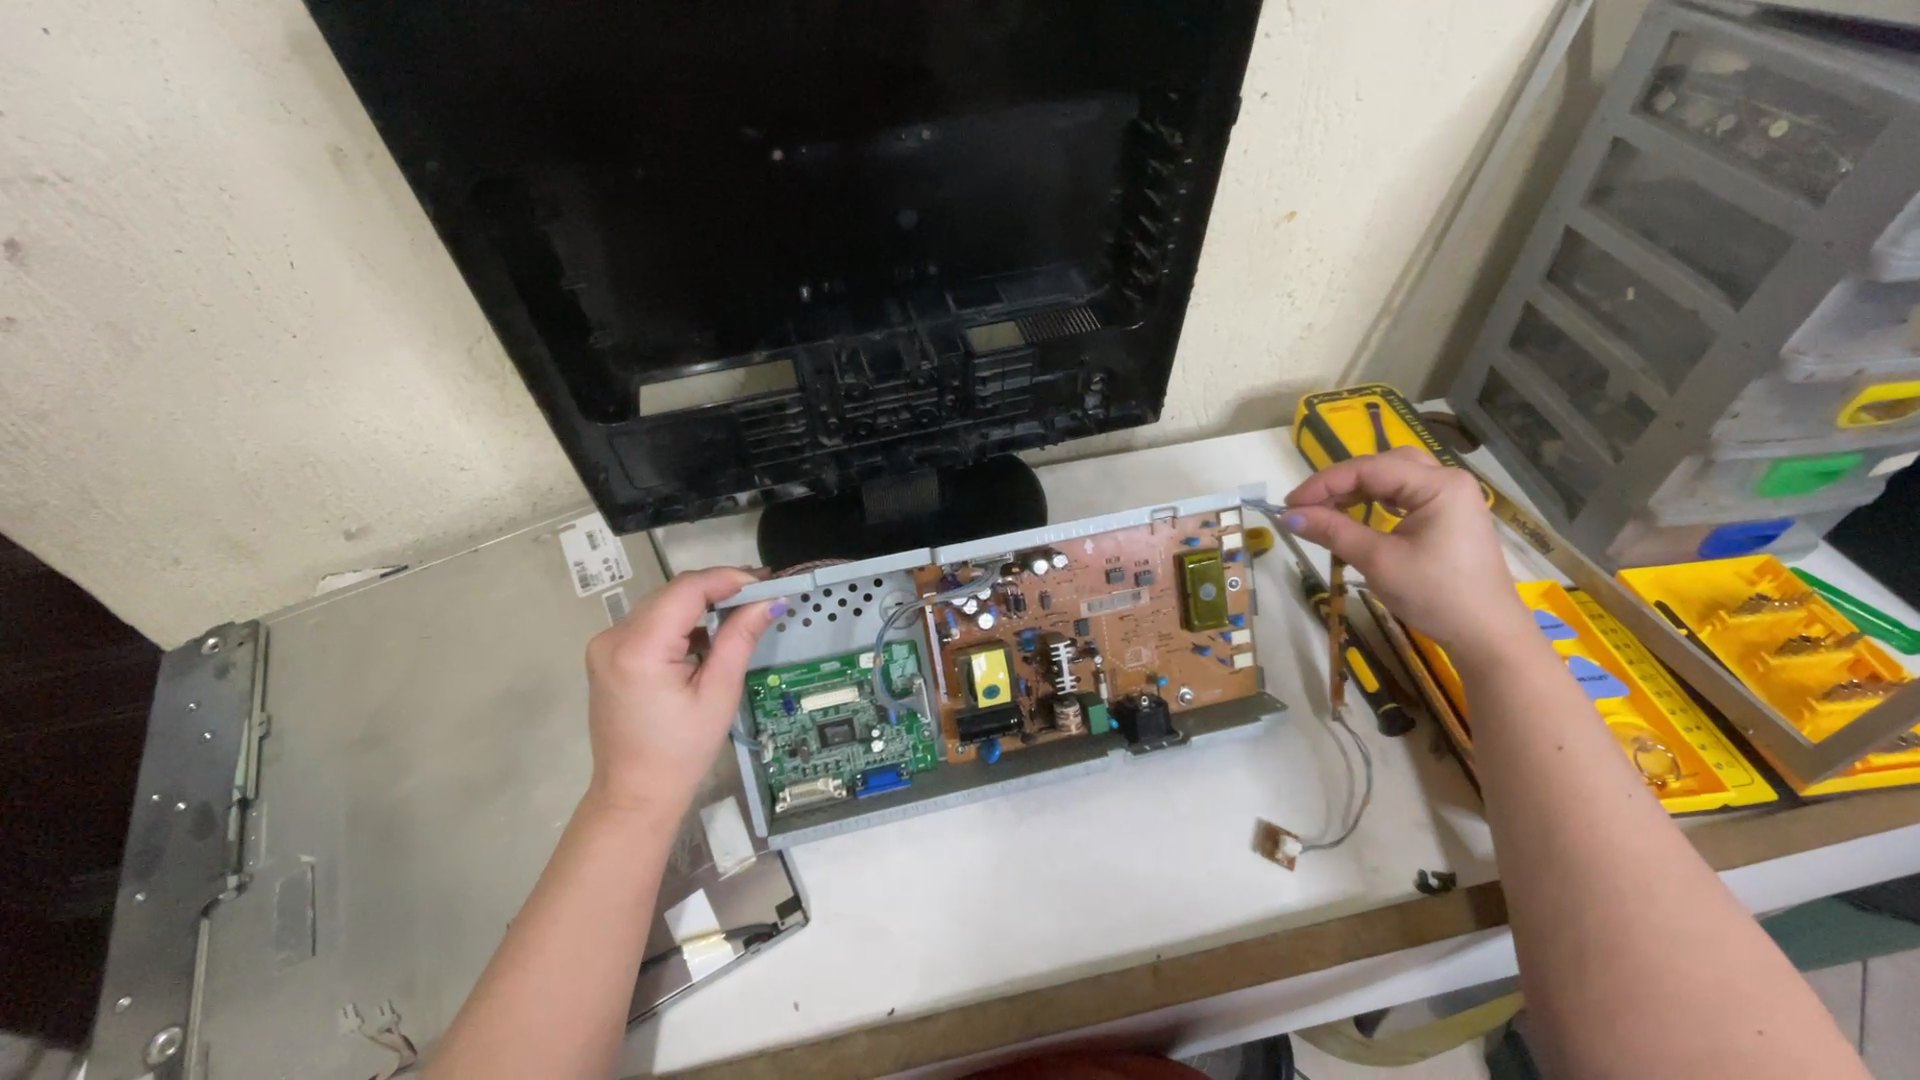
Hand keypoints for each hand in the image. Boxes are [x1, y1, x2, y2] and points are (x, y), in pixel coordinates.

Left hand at [582, 568, 781, 813]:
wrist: (635, 792)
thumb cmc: (681, 751)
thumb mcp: (719, 693)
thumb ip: (740, 638)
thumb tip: (769, 600)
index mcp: (639, 648)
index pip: (687, 590)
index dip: (728, 579)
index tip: (765, 580)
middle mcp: (613, 636)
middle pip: (673, 593)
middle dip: (718, 588)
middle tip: (761, 592)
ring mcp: (606, 644)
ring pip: (662, 604)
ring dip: (701, 602)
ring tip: (742, 609)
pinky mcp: (608, 654)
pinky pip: (651, 622)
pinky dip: (682, 621)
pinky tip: (709, 633)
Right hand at [1281, 447, 1530, 651]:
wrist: (1485, 633)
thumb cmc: (1435, 595)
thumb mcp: (1378, 561)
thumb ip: (1333, 531)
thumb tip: (1287, 516)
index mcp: (1438, 485)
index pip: (1369, 468)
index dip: (1324, 483)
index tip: (1289, 505)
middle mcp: (1448, 481)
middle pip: (1383, 464)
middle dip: (1341, 482)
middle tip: (1307, 506)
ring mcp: (1451, 498)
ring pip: (1394, 477)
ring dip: (1357, 489)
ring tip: (1326, 509)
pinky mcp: (1449, 516)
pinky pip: (1405, 495)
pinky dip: (1376, 500)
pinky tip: (1357, 513)